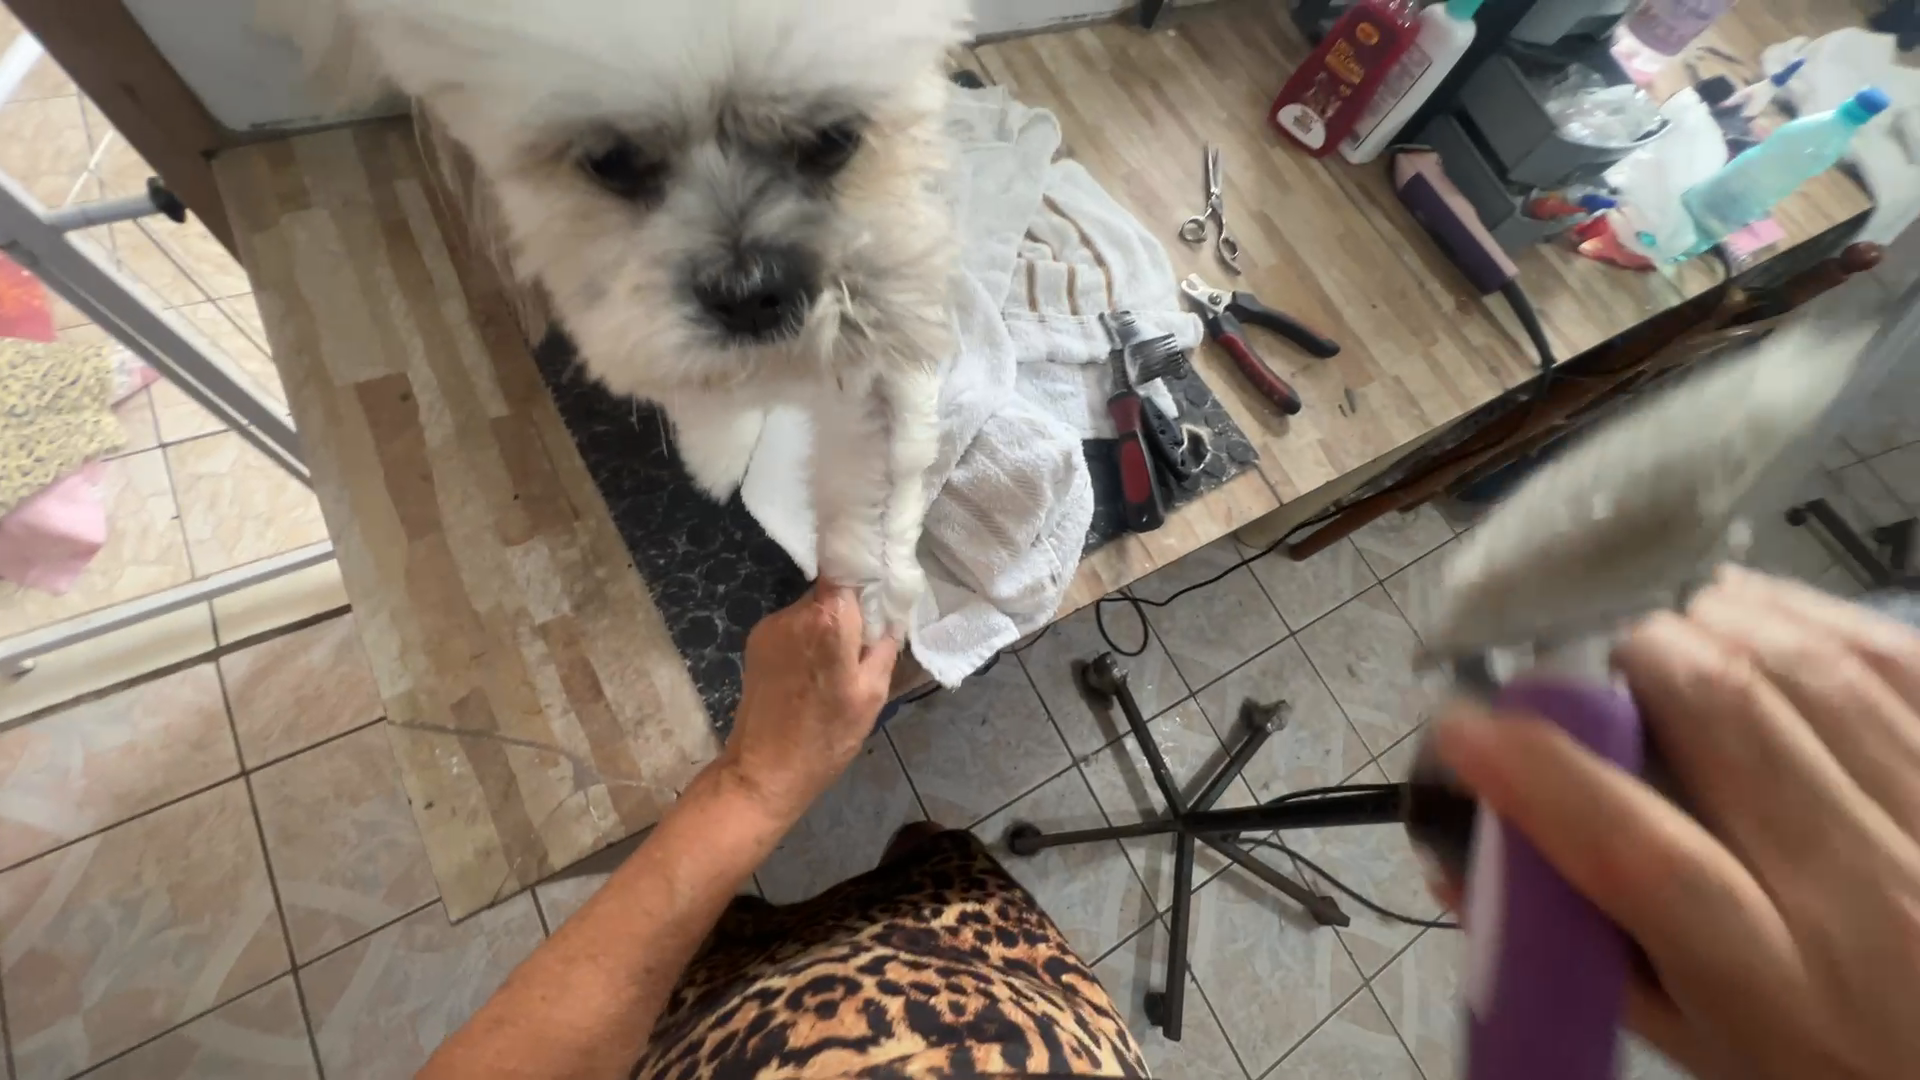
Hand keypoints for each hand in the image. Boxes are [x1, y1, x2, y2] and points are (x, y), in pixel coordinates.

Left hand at [718, 582, 900, 822]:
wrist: (764, 772)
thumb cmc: (827, 737)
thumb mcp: (873, 693)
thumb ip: (884, 644)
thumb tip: (890, 614)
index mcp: (830, 620)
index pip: (850, 568)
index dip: (867, 572)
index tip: (883, 587)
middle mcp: (796, 611)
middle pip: (833, 589)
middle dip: (851, 607)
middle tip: (866, 638)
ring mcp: (772, 624)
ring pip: (813, 608)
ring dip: (829, 624)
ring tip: (837, 662)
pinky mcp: (756, 639)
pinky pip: (794, 625)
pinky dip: (808, 637)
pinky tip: (812, 669)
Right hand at [1434, 566, 1919, 1079]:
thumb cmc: (1828, 1052)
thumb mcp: (1695, 1035)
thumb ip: (1571, 945)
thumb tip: (1447, 865)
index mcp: (1772, 976)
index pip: (1639, 853)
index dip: (1535, 773)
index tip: (1456, 724)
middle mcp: (1873, 894)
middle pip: (1722, 710)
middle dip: (1620, 653)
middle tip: (1578, 659)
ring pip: (1798, 663)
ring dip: (1698, 623)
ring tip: (1650, 629)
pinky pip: (1886, 649)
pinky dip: (1791, 612)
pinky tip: (1738, 615)